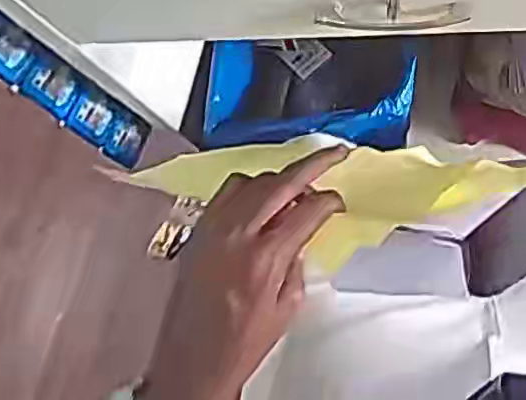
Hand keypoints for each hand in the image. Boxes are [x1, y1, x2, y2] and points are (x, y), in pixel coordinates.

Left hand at [141, 146, 348, 399]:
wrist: (188, 370)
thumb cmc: (240, 344)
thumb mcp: (287, 305)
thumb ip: (298, 258)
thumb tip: (304, 229)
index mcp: (266, 259)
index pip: (309, 208)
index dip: (330, 201)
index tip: (337, 203)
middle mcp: (238, 237)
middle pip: (284, 182)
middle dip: (316, 163)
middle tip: (336, 154)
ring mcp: (214, 231)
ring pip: (256, 180)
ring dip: (282, 179)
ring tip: (295, 190)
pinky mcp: (197, 233)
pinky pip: (228, 191)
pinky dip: (250, 187)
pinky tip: (260, 199)